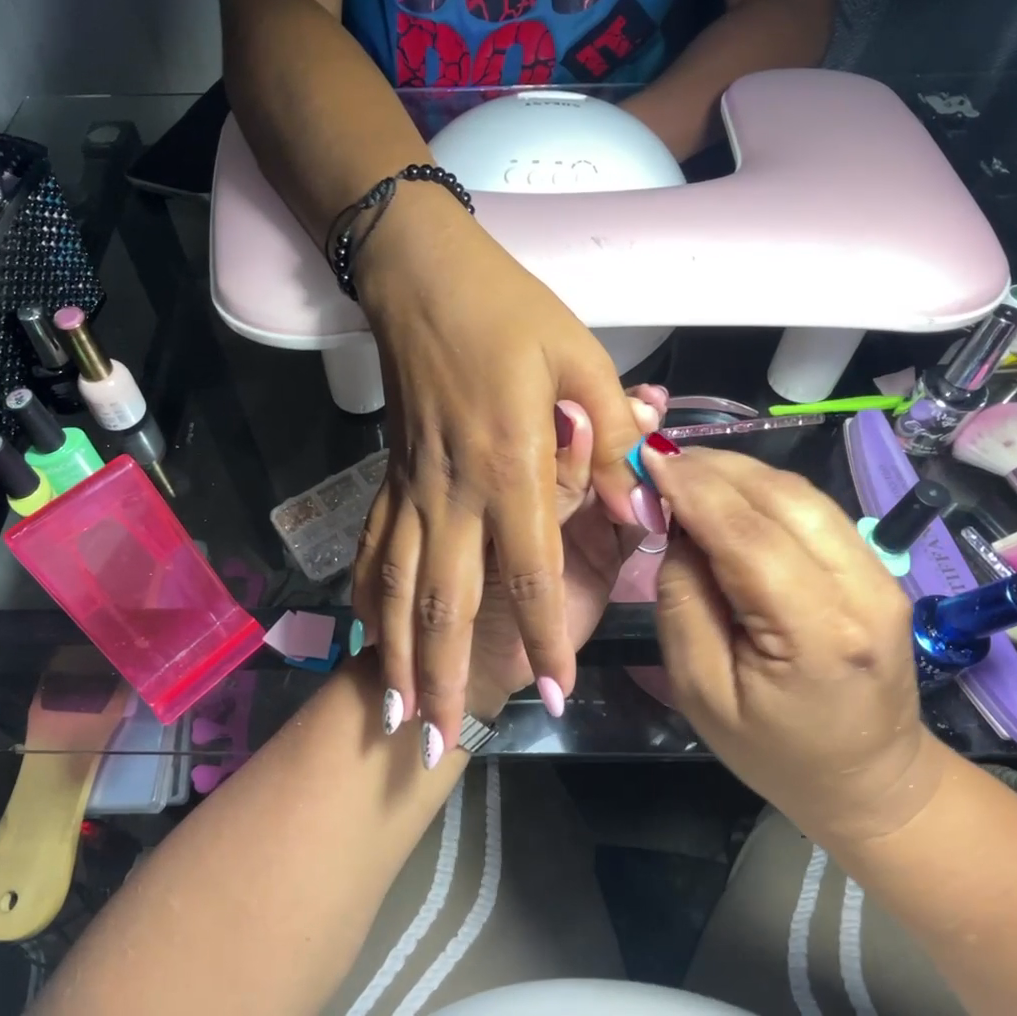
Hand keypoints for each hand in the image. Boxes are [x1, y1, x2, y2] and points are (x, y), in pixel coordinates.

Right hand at [351, 190, 646, 758]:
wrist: (419, 278)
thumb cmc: (507, 311)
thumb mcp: (578, 356)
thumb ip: (613, 431)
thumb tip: (649, 503)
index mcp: (510, 463)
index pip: (529, 569)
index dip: (541, 636)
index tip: (551, 694)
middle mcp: (454, 492)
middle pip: (446, 599)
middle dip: (445, 673)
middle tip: (442, 740)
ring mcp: (412, 488)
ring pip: (399, 586)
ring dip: (396, 652)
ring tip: (395, 711)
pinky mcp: (389, 476)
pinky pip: (372, 548)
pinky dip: (368, 598)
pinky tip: (367, 632)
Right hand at [640, 444, 948, 844]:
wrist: (870, 781)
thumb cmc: (774, 752)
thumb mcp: (701, 691)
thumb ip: (683, 602)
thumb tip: (677, 527)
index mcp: (818, 634)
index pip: (749, 536)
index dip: (694, 489)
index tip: (646, 457)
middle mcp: (863, 591)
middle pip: (783, 499)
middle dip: (714, 468)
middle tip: (656, 458)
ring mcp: (881, 575)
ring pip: (802, 494)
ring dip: (738, 472)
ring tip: (683, 470)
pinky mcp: (879, 569)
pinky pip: (814, 510)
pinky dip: (763, 490)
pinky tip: (725, 491)